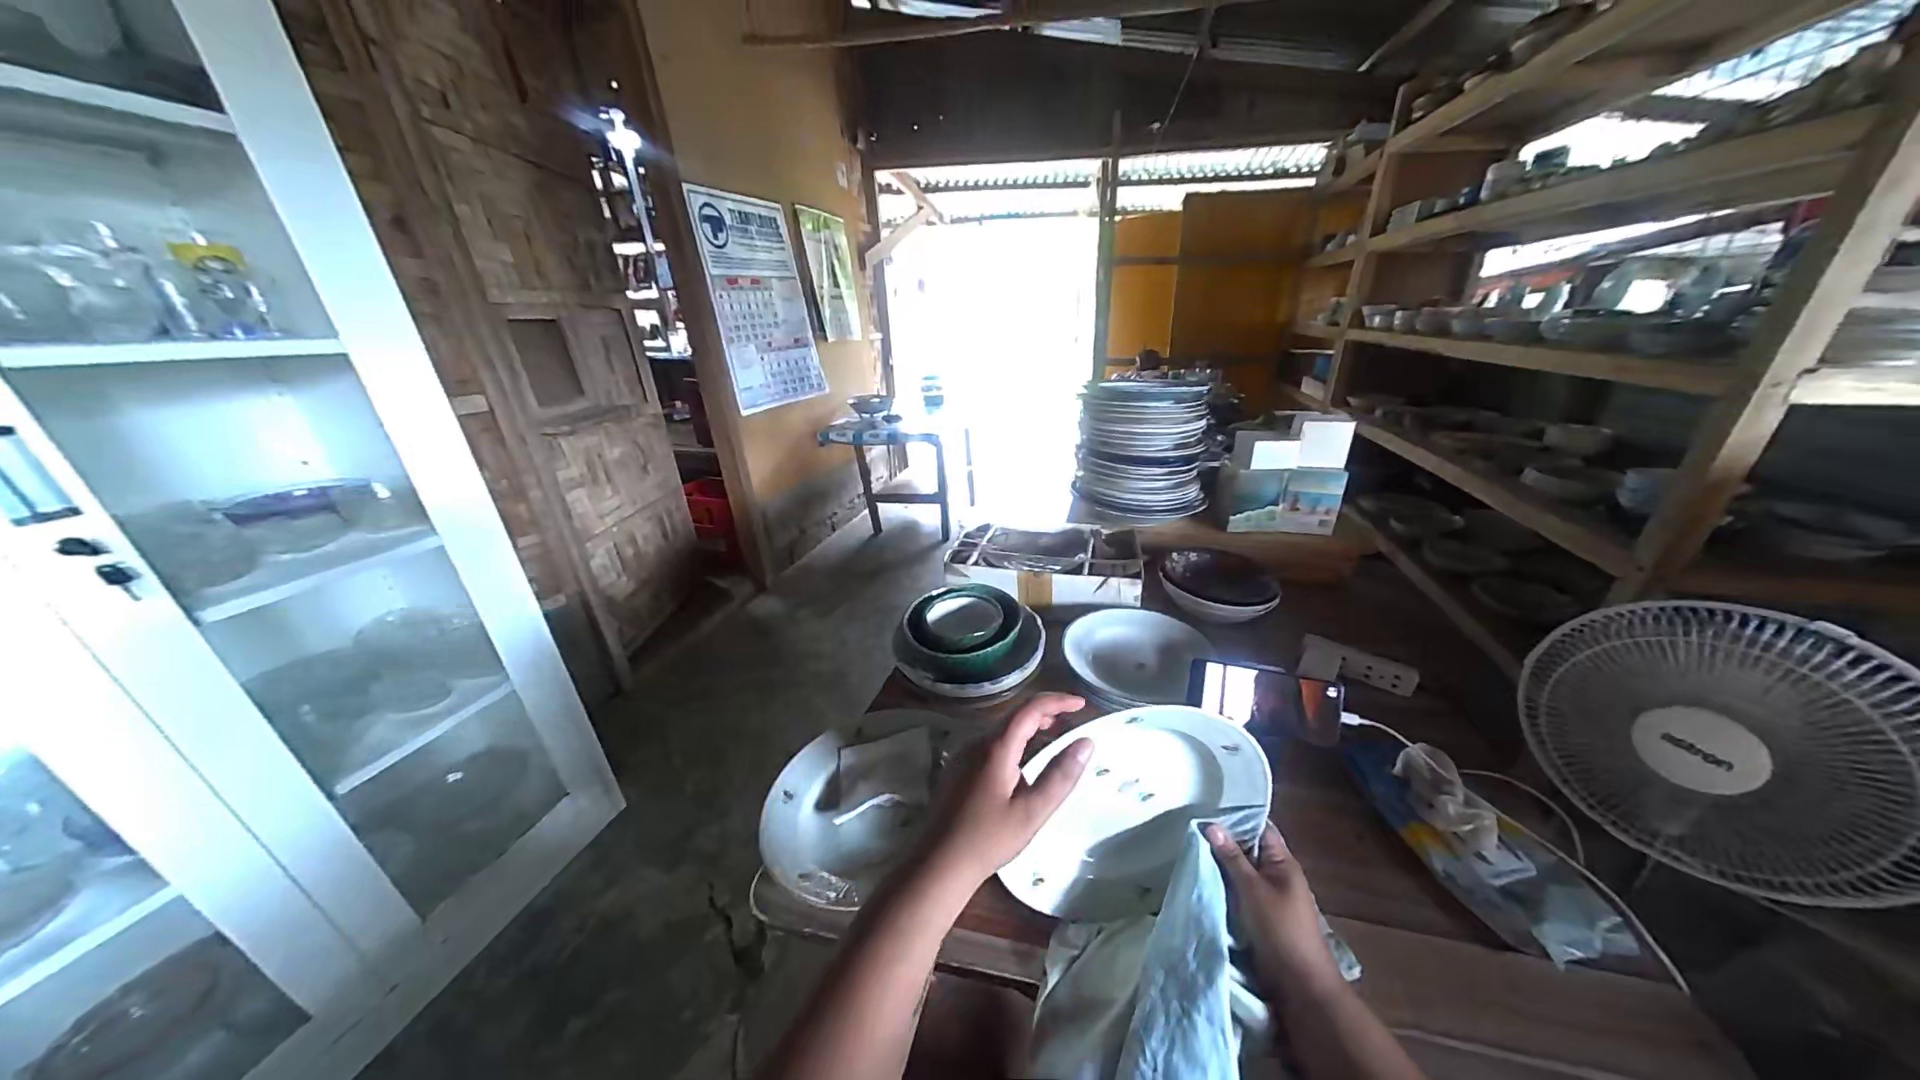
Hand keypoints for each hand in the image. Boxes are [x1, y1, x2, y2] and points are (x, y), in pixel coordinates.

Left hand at [923, 692, 1093, 886]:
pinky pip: (991, 743)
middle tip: (1072, 720)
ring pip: (1002, 729)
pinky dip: (1015, 740)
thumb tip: (1086, 743)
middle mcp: (976, 743)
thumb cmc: (987, 839)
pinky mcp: (959, 768)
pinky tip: (1024, 760)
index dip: (1057, 701)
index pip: (1029, 709)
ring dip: (1030, 726)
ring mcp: (964, 755)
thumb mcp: (1032, 812)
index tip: (1081, 703)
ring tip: (1054, 735)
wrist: (938, 863)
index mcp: (995, 748)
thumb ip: (1060, 776)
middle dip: (1045, 711)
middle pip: (1014, 715)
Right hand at [1207, 820, 1344, 994]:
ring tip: (1195, 851)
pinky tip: (1207, 880)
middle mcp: (1279, 875)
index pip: (1261, 828)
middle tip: (1195, 830)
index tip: (1209, 810)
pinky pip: (1243, 891)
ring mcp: (1273, 895)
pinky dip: (1227, 885)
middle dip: (1226, 841)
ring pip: (1244, 871)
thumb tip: (1213, 825)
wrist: (1301, 984)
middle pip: (1251, 849)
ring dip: (1224, 865)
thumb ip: (1232, 857)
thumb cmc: (1280, 930)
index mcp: (1283, 863)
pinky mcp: (1264, 915)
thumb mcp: (1252, 889)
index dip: (1238, 818)